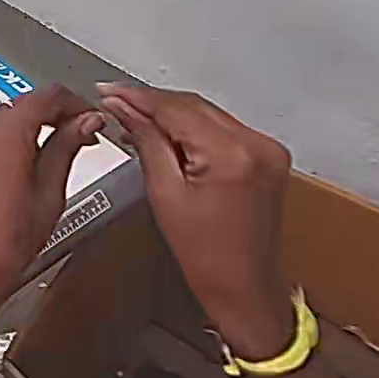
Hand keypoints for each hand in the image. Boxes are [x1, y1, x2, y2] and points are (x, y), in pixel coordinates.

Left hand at [0, 84, 104, 321]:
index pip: (47, 96)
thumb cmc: (3, 242)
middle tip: (82, 134)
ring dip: (33, 128)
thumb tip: (84, 123)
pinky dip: (11, 142)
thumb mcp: (50, 192)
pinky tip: (28, 164)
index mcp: (6, 133)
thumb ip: (66, 148)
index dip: (75, 103)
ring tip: (58, 152)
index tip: (91, 117)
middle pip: (24, 105)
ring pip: (5, 120)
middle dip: (55, 116)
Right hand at [96, 83, 295, 356]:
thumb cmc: (205, 254)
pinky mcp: (268, 155)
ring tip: (135, 118)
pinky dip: (193, 126)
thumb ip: (146, 141)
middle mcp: (256, 145)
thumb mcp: (164, 192)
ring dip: (171, 113)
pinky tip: (168, 131)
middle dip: (152, 103)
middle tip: (115, 101)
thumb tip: (125, 110)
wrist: (243, 284)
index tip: (110, 92)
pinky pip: (222, 127)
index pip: (176, 109)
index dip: (138, 98)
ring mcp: (266, 148)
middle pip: (193, 106)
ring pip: (207, 113)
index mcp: (231, 155)